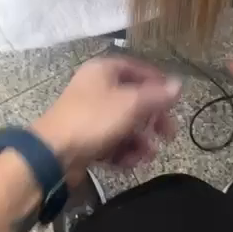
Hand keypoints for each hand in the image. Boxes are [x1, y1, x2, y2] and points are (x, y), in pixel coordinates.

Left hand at [31, 57, 181, 180]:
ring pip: (123, 123)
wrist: (53, 154)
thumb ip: (156, 96)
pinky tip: (131, 162)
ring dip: (139, 139)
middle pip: (132, 99)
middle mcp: (96, 88)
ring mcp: (89, 114)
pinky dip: (123, 151)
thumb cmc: (94, 119)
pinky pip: (111, 141)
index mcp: (103, 70)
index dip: (158, 83)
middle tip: (169, 134)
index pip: (137, 69)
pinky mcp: (85, 138)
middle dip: (152, 118)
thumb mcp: (130, 104)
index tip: (174, 101)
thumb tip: (179, 85)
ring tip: (149, 154)